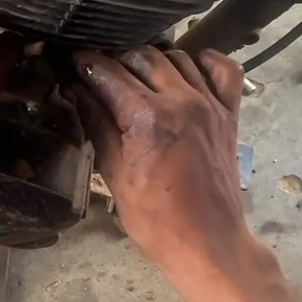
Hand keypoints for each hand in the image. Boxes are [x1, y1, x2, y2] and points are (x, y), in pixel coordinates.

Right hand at [71, 47, 274, 282]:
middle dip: (116, 60)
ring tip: (134, 76)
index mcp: (148, 118)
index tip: (72, 62)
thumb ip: (98, 126)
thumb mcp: (115, 175)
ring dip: (152, 60)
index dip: (86, 65)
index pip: (109, 75)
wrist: (206, 243)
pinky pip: (223, 70)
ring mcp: (210, 105)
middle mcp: (182, 101)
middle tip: (98, 74)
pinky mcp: (229, 115)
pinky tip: (186, 71)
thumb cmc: (156, 220)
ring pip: (178, 57)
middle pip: (143, 58)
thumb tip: (77, 93)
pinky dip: (203, 62)